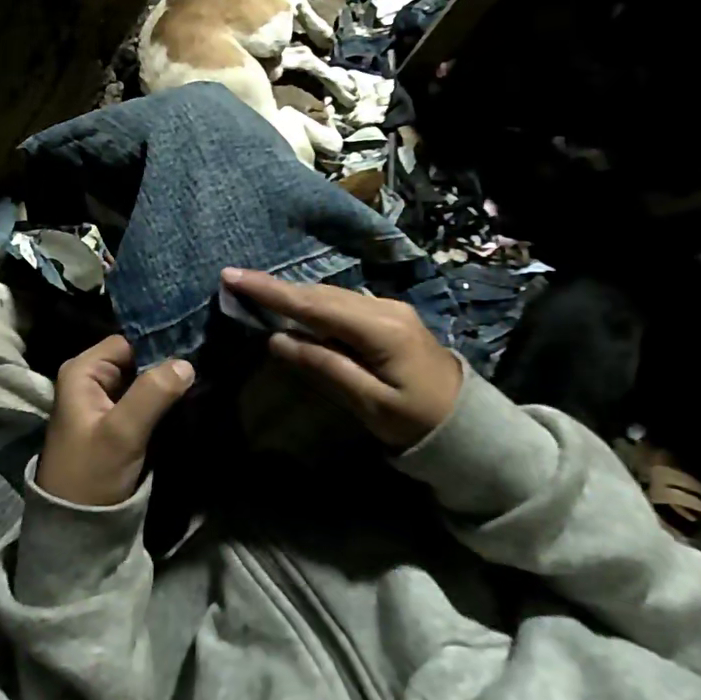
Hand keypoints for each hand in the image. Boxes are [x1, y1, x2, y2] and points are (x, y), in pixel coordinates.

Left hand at [36, 335, 195, 506]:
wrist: (76, 526)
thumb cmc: (91, 474)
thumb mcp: (121, 433)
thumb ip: (151, 394)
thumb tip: (187, 362)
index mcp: (82, 372)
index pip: (128, 341)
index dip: (160, 342)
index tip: (197, 344)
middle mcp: (92, 379)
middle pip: (138, 357)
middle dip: (169, 361)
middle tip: (208, 360)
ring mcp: (107, 400)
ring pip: (146, 378)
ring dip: (170, 380)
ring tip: (207, 374)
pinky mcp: (120, 420)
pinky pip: (147, 398)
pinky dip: (166, 397)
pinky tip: (193, 394)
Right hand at [221, 267, 460, 448]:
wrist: (467, 422)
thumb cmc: (418, 421)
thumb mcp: (369, 402)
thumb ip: (324, 366)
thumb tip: (278, 339)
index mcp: (379, 329)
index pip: (314, 305)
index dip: (271, 291)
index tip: (234, 277)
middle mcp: (383, 308)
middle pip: (320, 294)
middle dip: (276, 287)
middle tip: (235, 280)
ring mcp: (388, 309)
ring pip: (330, 295)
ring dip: (294, 293)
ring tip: (256, 290)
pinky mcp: (389, 317)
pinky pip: (342, 303)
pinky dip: (313, 303)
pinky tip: (296, 306)